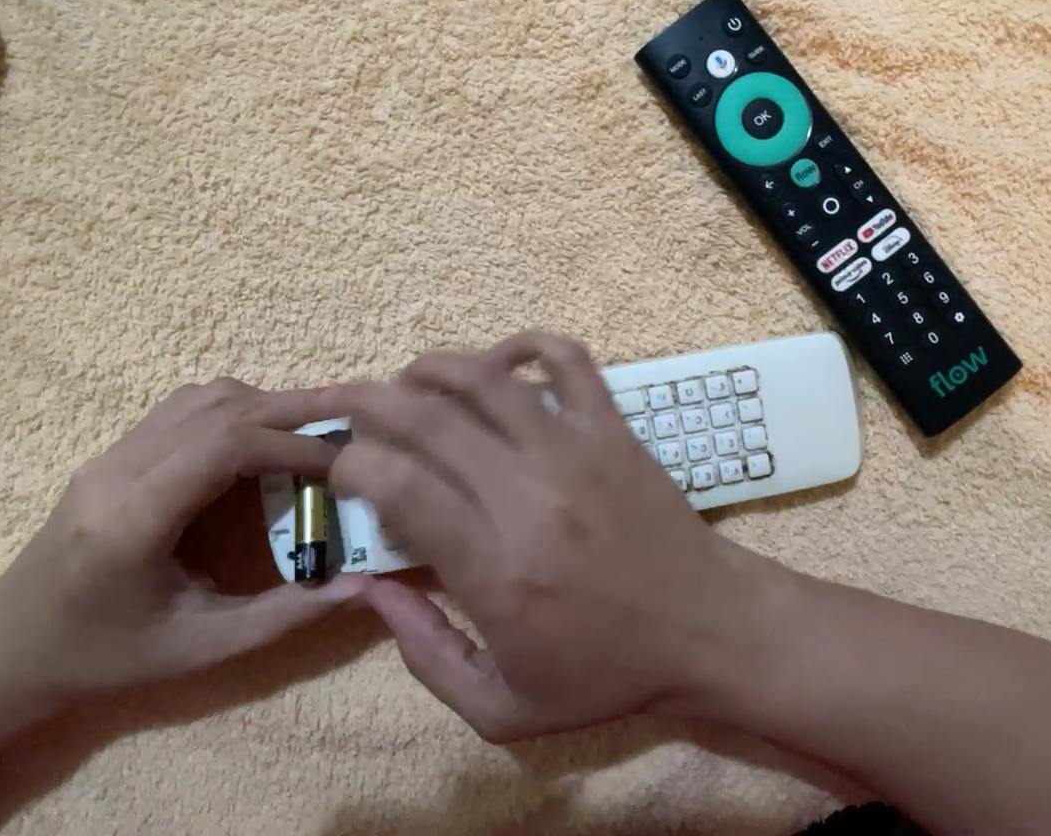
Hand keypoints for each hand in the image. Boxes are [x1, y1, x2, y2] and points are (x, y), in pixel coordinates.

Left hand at [0, 378, 367, 708]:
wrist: (7, 651)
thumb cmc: (106, 658)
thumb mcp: (201, 650)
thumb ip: (284, 615)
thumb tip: (361, 587)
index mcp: (135, 518)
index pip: (227, 446)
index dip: (294, 444)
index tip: (342, 464)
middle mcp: (120, 469)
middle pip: (222, 407)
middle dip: (295, 411)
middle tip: (349, 429)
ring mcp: (112, 453)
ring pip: (206, 396)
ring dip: (267, 406)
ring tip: (309, 437)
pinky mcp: (115, 450)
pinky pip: (187, 406)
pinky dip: (238, 410)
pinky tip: (260, 442)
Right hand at [326, 333, 779, 740]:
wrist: (705, 628)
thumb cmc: (603, 671)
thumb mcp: (501, 706)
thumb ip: (423, 652)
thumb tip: (367, 588)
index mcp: (495, 569)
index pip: (399, 485)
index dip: (353, 464)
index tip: (345, 470)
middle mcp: (528, 496)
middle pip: (428, 417)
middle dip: (369, 402)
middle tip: (348, 408)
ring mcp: (575, 451)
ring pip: (488, 377)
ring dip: (434, 367)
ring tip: (410, 382)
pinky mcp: (612, 429)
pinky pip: (569, 359)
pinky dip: (529, 344)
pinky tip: (502, 359)